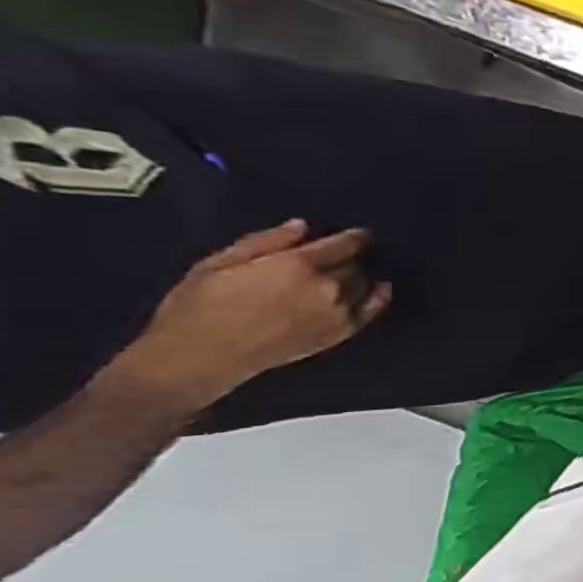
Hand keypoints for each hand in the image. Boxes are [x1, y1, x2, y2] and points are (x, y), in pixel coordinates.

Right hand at [98, 220, 393, 410]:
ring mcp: (339, 311)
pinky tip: (381, 288)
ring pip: (363, 284)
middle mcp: (328, 287)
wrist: (204, 356)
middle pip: (354, 265)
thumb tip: (302, 226)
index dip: (356, 237)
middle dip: (347, 258)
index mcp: (298, 265)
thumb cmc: (201, 305)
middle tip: (339, 256)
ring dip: (358, 276)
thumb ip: (267, 241)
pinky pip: (372, 310)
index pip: (344, 245)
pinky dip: (380, 297)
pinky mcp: (342, 332)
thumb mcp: (222, 262)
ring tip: (352, 271)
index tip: (361, 234)